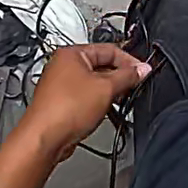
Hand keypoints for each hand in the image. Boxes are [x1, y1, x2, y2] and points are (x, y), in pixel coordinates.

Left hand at [20, 44, 152, 160]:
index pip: (108, 49)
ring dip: (109, 91)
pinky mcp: (63, 102)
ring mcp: (62, 85)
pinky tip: (105, 111)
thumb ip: (127, 76)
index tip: (142, 72)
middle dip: (119, 77)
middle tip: (133, 86)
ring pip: (94, 82)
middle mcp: (64, 66)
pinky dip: (98, 101)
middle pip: (101, 65)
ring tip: (118, 100)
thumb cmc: (64, 110)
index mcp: (71, 54)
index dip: (128, 61)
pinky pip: (87, 96)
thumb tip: (141, 69)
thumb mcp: (106, 88)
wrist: (45, 138)